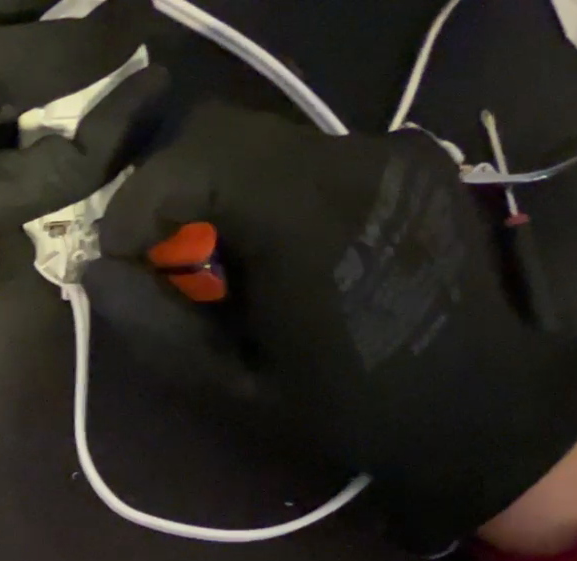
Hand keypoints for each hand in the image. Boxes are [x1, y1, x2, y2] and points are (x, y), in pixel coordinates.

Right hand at [99, 100, 576, 551]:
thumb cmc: (347, 411)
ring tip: (220, 263)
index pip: (191, 162)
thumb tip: (98, 270)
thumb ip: (155, 325)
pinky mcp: (407, 156)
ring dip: (215, 193)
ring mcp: (389, 150)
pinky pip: (304, 155)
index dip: (136, 205)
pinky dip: (263, 193)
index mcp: (309, 222)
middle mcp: (353, 162)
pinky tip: (277, 252)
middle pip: (219, 133)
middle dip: (167, 192)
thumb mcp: (231, 390)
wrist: (478, 405)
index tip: (122, 259)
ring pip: (259, 141)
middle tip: (159, 258)